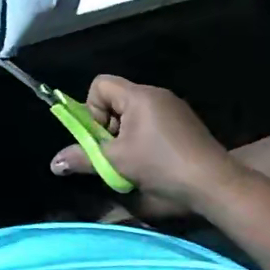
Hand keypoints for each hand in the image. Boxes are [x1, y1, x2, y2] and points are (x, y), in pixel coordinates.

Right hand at [48, 76, 238, 212]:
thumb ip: (82, 158)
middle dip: (108, 125)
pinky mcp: (185, 122)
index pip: (100, 84)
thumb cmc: (162, 166)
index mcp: (138, 96)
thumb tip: (54, 164)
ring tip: (134, 159)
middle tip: (116, 151)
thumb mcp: (116, 163)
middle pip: (115, 98)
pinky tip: (153, 161)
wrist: (216, 184)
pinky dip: (143, 137)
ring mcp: (173, 107)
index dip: (92, 108)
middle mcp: (156, 94)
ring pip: (132, 112)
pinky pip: (151, 120)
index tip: (103, 135)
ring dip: (125, 134)